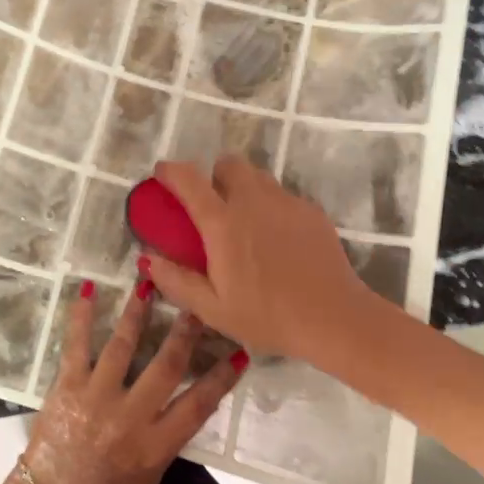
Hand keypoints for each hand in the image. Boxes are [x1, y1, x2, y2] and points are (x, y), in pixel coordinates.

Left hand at [17, 279, 244, 483]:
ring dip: (138, 312)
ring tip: (148, 283)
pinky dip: (81, 315)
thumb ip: (168, 438)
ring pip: (123, 346)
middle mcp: (129, 418)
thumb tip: (188, 399)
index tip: (240, 352)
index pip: (197, 405)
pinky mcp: (68, 386)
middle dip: (184, 332)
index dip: (221, 378)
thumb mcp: (151, 476)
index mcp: (155, 445)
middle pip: (166, 366)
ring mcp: (96, 398)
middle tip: (197, 304)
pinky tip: (87, 288)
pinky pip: (77, 344)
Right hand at [141, 157, 372, 359]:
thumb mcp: (213, 309)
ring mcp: (286, 202)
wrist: (335, 319)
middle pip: (228, 163)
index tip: (161, 175)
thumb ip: (176, 280)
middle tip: (212, 206)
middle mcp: (253, 201)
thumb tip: (148, 258)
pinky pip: (282, 196)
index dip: (170, 170)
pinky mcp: (311, 211)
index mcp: (222, 223)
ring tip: (245, 223)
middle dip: (214, 176)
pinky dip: (271, 206)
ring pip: (257, 176)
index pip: (188, 178)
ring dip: (243, 188)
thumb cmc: (268, 316)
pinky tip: (276, 240)